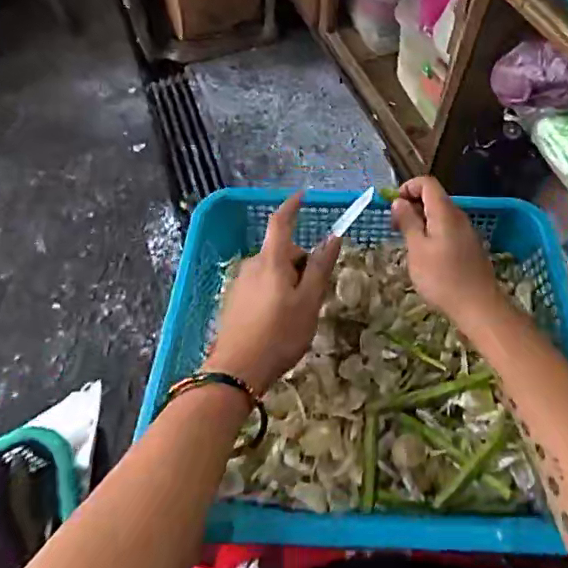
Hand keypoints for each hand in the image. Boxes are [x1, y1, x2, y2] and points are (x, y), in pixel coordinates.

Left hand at [205, 192, 338, 393]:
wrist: (237, 371)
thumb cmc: (279, 334)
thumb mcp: (308, 302)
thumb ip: (320, 268)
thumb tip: (333, 237)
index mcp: (272, 260)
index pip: (281, 222)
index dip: (291, 207)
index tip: (302, 197)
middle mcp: (253, 264)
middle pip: (282, 251)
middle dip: (300, 264)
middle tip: (313, 295)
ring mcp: (241, 282)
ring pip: (272, 270)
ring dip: (288, 281)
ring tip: (296, 315)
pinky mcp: (235, 300)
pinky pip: (261, 285)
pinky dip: (274, 293)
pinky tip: (277, 323)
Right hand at [391, 177, 506, 325]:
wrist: (479, 307)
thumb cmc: (442, 277)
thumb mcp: (417, 249)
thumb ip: (408, 221)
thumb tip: (398, 201)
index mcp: (445, 212)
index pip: (427, 183)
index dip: (408, 187)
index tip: (394, 205)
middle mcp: (458, 216)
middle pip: (434, 197)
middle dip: (412, 204)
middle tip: (396, 226)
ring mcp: (466, 231)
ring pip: (440, 214)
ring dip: (421, 220)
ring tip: (408, 241)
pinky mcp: (469, 246)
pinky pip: (448, 228)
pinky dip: (432, 231)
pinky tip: (426, 254)